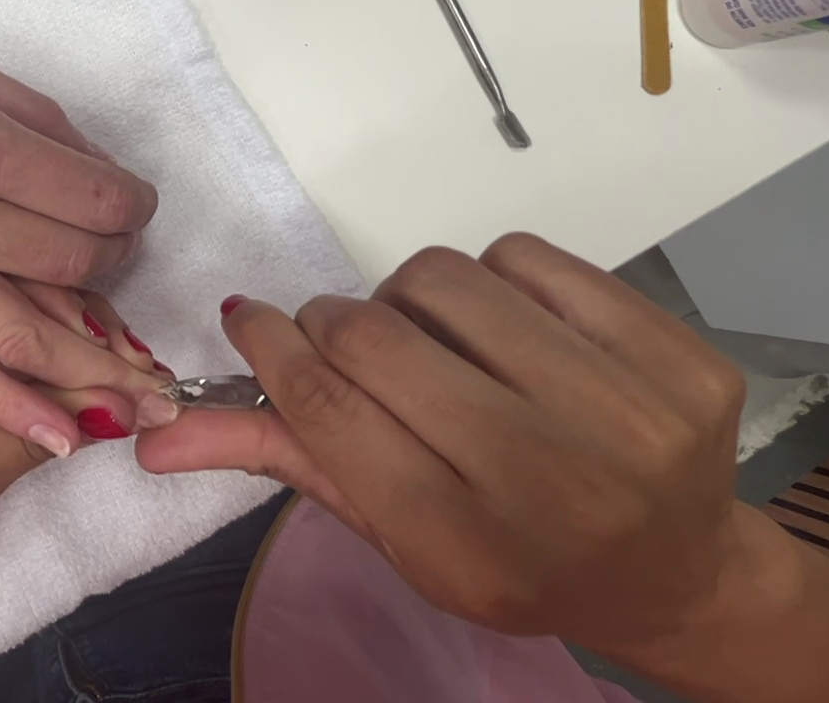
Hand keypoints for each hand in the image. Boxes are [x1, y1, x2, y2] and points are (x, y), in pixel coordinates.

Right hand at [0, 28, 169, 455]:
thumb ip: (37, 121)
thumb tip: (97, 175)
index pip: (94, 199)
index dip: (134, 205)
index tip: (133, 203)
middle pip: (72, 266)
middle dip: (118, 264)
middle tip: (121, 253)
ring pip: (22, 338)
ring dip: (93, 362)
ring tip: (142, 384)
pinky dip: (10, 409)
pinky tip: (65, 440)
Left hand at [0, 328, 138, 701]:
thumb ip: (41, 429)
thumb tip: (132, 398)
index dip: (72, 332)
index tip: (139, 362)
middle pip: (12, 318)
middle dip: (85, 342)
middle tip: (152, 370)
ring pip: (21, 347)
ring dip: (81, 364)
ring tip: (145, 377)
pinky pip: (17, 379)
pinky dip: (63, 387)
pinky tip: (107, 392)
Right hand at [137, 235, 748, 654]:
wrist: (674, 574)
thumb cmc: (496, 555)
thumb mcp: (376, 525)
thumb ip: (271, 457)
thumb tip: (151, 436)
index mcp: (459, 538)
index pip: (322, 405)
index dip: (268, 345)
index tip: (248, 320)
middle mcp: (548, 480)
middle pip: (369, 334)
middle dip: (330, 324)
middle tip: (344, 346)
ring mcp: (626, 415)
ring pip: (437, 278)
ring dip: (405, 300)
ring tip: (430, 342)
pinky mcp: (677, 359)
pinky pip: (521, 255)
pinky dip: (486, 278)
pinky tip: (503, 330)